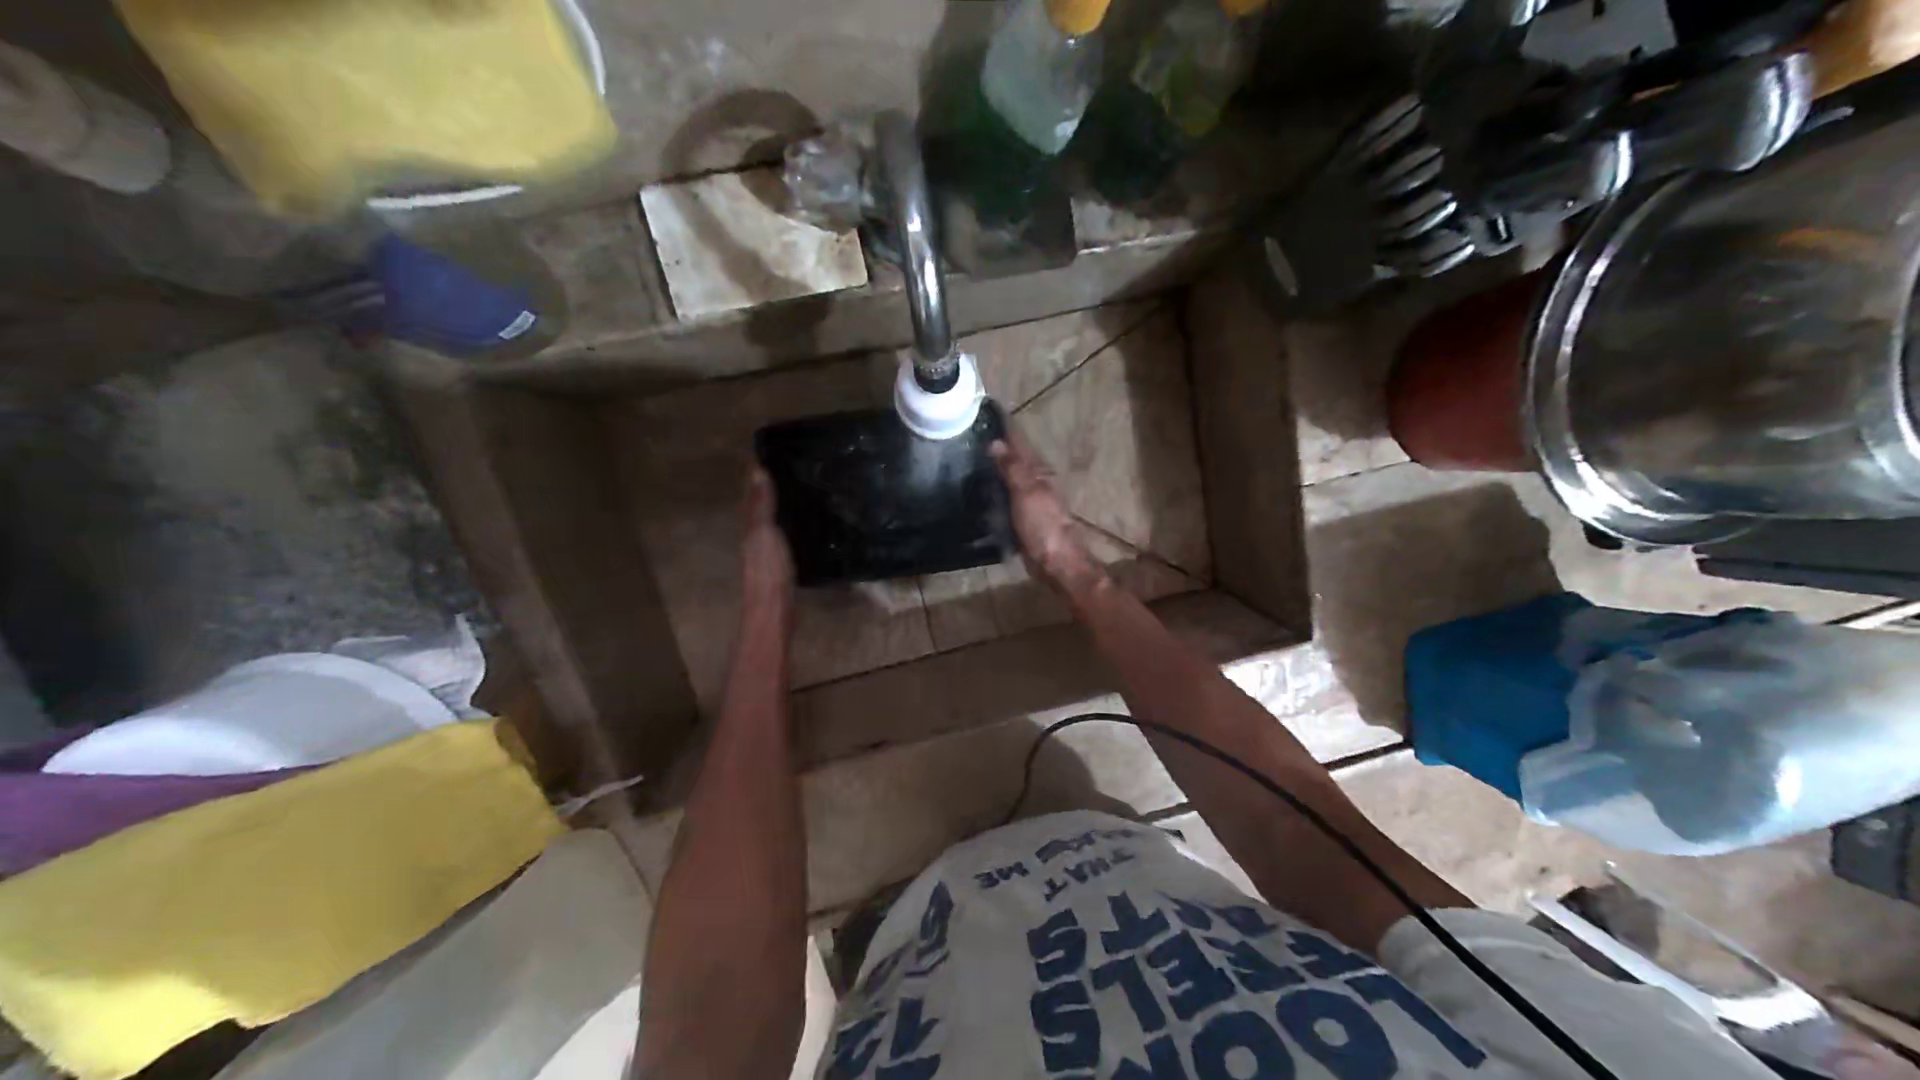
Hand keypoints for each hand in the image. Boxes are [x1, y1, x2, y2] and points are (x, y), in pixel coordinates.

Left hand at [740, 464, 794, 622]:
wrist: (773, 612)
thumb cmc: (768, 571)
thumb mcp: (764, 533)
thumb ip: (762, 505)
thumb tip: (757, 469)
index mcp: (750, 526)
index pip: (752, 491)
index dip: (757, 472)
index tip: (771, 449)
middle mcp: (756, 536)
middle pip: (761, 504)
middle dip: (772, 484)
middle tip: (793, 463)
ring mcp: (768, 551)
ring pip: (773, 519)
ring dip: (783, 503)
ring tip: (803, 486)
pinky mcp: (782, 564)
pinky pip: (786, 534)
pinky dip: (793, 522)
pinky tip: (808, 522)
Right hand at [990, 433, 1105, 602]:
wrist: (1056, 563)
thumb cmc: (1043, 527)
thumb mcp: (1026, 494)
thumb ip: (1012, 468)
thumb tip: (996, 442)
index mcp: (1038, 473)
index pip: (1019, 443)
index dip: (1005, 428)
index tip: (988, 410)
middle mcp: (1036, 483)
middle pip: (1015, 459)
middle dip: (998, 445)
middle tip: (973, 431)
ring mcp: (1030, 501)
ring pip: (1010, 477)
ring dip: (996, 466)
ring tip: (973, 456)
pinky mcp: (1024, 519)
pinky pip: (1006, 497)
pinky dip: (995, 489)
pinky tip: (982, 489)